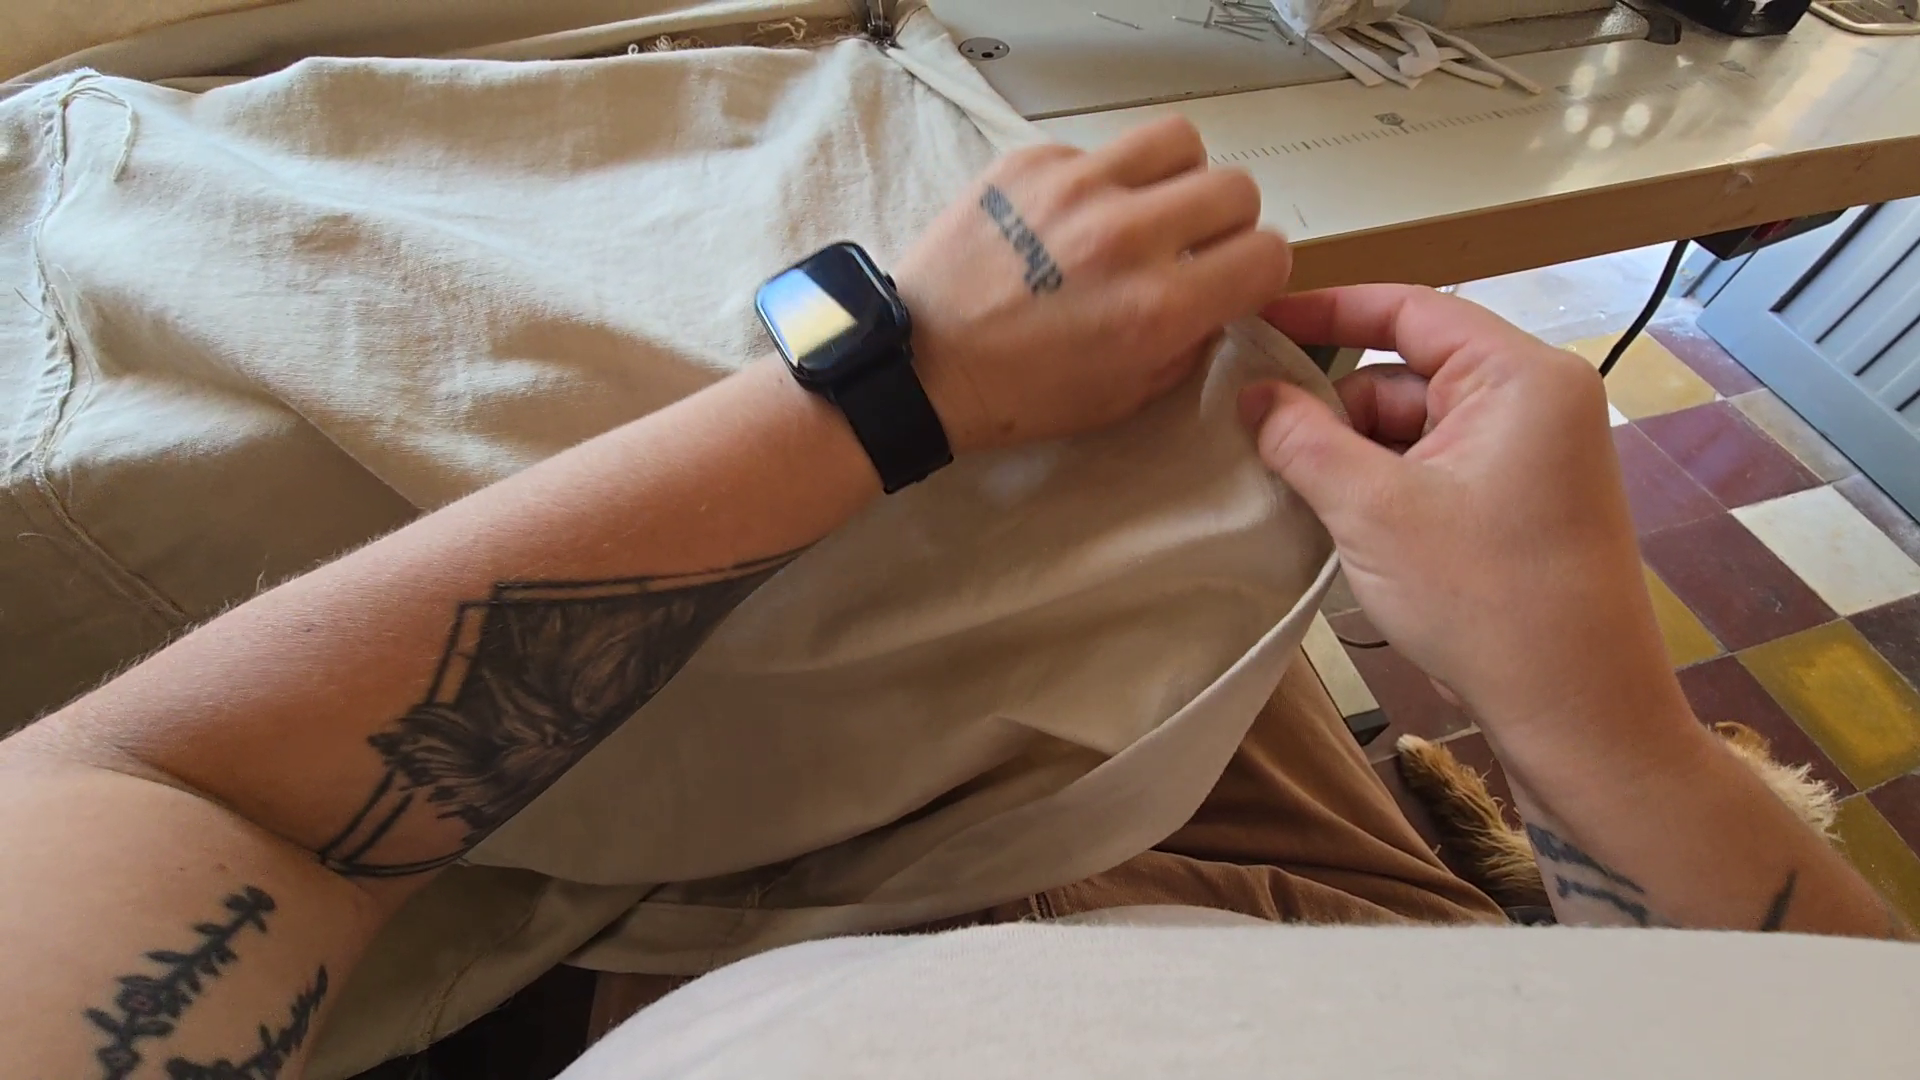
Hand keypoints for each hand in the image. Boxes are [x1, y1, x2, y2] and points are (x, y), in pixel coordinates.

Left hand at [896, 116, 1292, 452]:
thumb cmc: (1019, 398)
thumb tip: (1213, 304)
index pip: (1268, 255)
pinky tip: (1067, 219)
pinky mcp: (1029, 162)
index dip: (1256, 273)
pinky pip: (1099, 150)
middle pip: (1235, 189)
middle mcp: (1128, 236)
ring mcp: (1076, 188)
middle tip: (1186, 250)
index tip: (1228, 283)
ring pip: (1178, 141)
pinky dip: (1100, 182)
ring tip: (1142, 214)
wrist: (923, 366)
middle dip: (1224, 225)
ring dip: (1175, 179)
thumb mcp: (1120, 399)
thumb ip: (1184, 347)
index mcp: (1158, 308)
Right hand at [1237, 285, 1681, 737]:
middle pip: (1400, 376)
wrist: (1569, 706)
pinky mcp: (1504, 498)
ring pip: (1403, 427)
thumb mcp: (1370, 509)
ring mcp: (1518, 454)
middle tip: (1253, 431)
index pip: (1409, 312)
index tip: (1255, 322)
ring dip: (1342, 451)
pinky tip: (1325, 509)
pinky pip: (1419, 465)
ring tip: (1283, 482)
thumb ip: (1301, 439)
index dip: (1326, 310)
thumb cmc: (1479, 594)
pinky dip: (1368, 481)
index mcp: (1517, 379)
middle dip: (1326, 404)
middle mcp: (1528, 402)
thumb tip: (1249, 393)